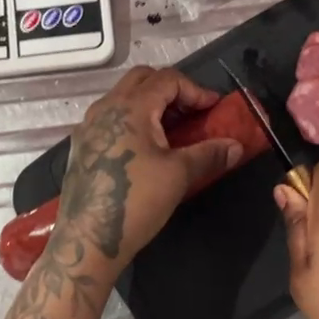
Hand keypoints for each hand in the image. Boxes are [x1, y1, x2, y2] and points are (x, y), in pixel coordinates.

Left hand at [52, 66, 242, 274]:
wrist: (88, 240)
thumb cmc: (137, 200)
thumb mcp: (179, 175)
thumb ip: (209, 154)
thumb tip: (236, 146)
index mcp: (130, 107)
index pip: (167, 79)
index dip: (195, 90)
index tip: (214, 108)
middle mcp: (105, 108)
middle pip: (142, 80)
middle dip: (171, 89)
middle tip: (193, 112)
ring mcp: (89, 127)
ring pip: (123, 98)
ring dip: (151, 104)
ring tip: (173, 129)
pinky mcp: (82, 147)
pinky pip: (111, 119)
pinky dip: (134, 120)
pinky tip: (147, 147)